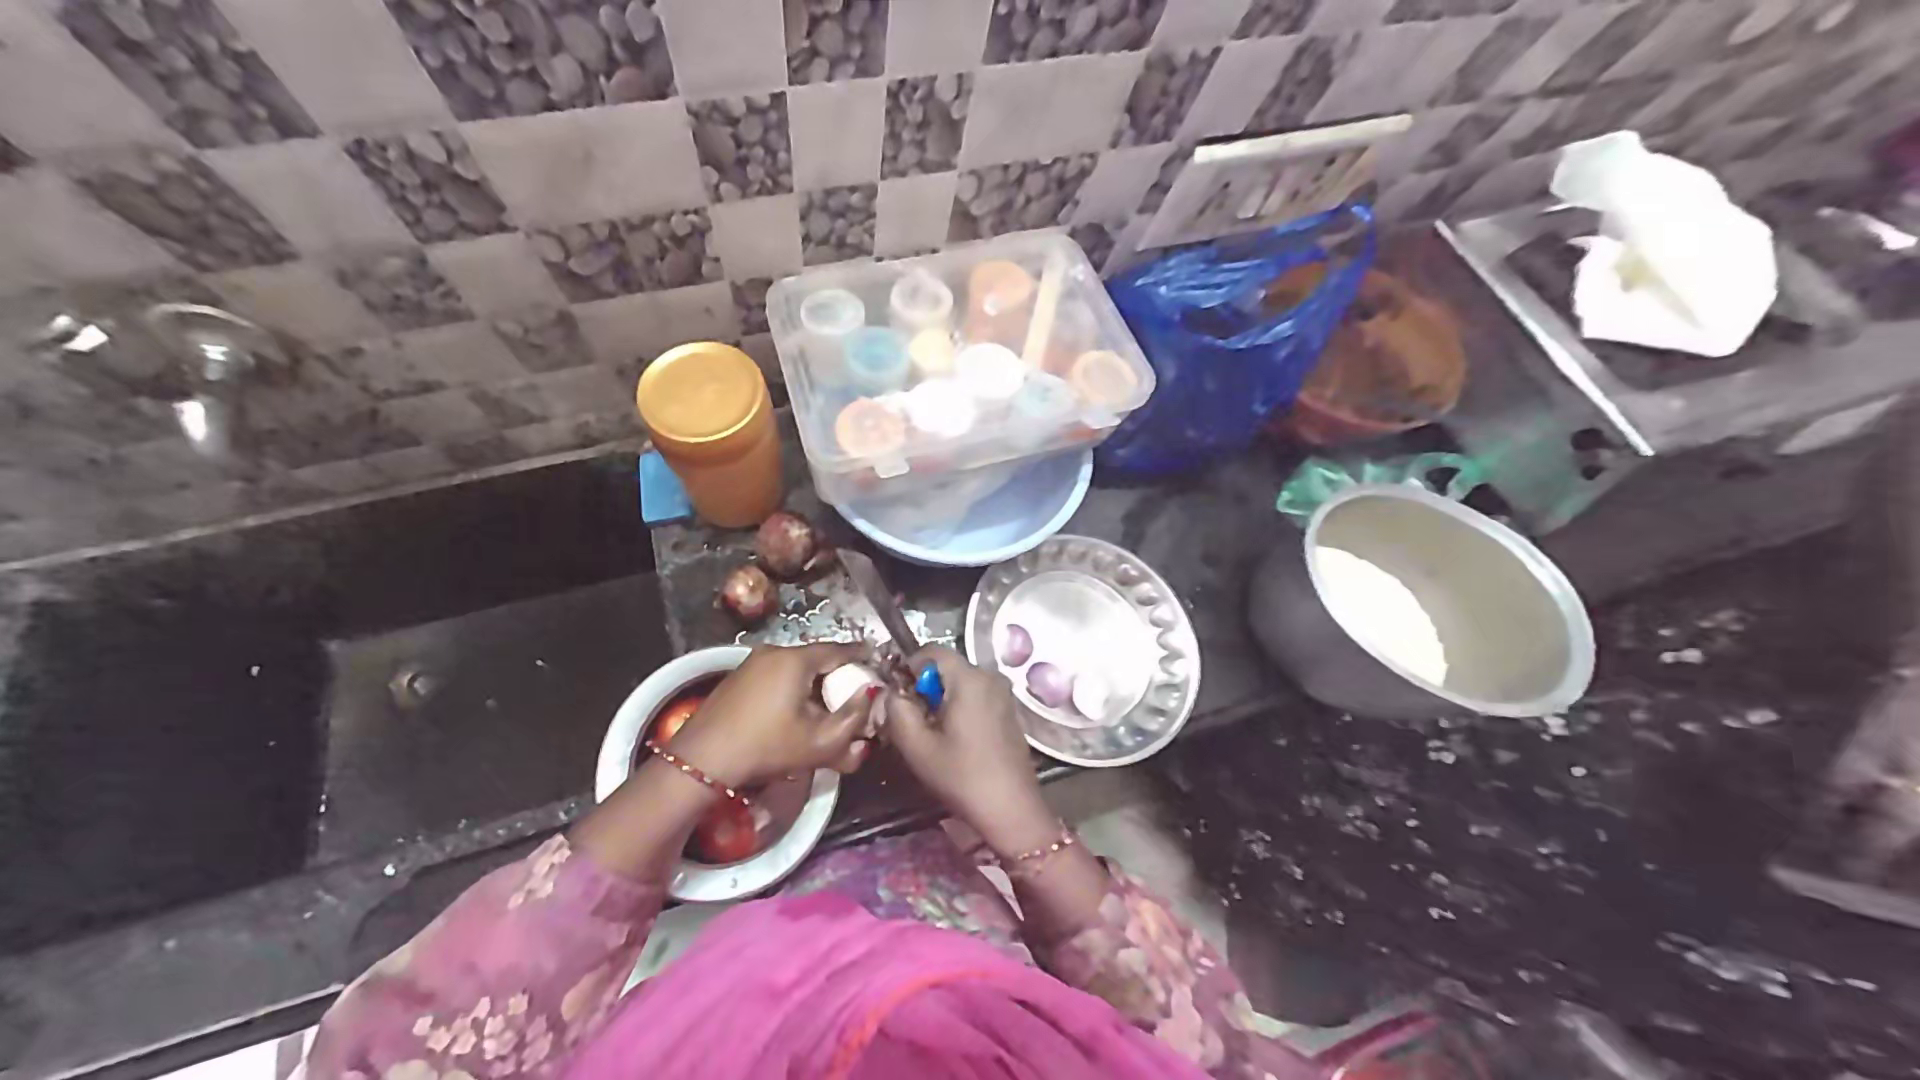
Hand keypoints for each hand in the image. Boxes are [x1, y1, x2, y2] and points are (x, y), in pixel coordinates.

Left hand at [670, 643, 879, 787]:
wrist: (702, 761)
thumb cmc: (767, 747)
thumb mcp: (820, 741)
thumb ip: (854, 719)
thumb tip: (871, 696)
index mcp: (796, 659)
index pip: (839, 649)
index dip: (861, 657)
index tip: (877, 664)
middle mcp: (774, 651)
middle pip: (817, 660)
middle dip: (837, 677)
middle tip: (852, 696)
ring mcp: (751, 663)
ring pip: (795, 669)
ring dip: (813, 686)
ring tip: (824, 710)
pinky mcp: (737, 679)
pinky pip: (776, 676)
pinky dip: (791, 689)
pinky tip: (794, 714)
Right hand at [884, 646, 1055, 854]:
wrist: (1011, 810)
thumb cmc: (962, 776)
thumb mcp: (917, 746)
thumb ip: (897, 710)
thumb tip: (892, 692)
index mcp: (969, 678)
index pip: (932, 650)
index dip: (909, 666)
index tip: (898, 695)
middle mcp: (990, 676)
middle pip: (947, 667)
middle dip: (925, 687)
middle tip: (912, 720)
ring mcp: (1004, 694)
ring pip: (961, 683)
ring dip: (942, 700)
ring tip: (931, 734)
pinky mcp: (1009, 711)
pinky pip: (977, 696)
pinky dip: (960, 708)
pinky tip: (955, 740)